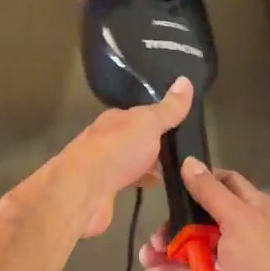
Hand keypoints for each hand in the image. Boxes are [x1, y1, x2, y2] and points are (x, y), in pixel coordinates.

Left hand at [14, 78, 193, 238]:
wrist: (83, 190)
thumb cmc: (117, 149)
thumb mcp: (149, 123)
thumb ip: (168, 108)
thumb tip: (185, 80)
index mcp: (115, 118)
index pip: (140, 115)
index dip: (160, 120)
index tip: (182, 128)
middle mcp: (106, 138)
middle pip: (136, 139)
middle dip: (156, 146)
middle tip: (184, 154)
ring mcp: (102, 164)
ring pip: (132, 161)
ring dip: (149, 165)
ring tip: (176, 173)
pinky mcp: (103, 189)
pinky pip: (127, 181)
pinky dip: (140, 182)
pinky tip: (153, 188)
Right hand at [139, 160, 269, 270]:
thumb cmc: (263, 263)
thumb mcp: (237, 220)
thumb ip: (210, 192)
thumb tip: (190, 161)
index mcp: (253, 207)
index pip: (225, 183)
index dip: (200, 180)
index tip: (171, 184)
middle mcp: (244, 229)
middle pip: (203, 217)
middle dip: (176, 223)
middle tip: (155, 236)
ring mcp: (234, 258)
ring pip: (196, 246)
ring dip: (170, 250)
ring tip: (146, 258)